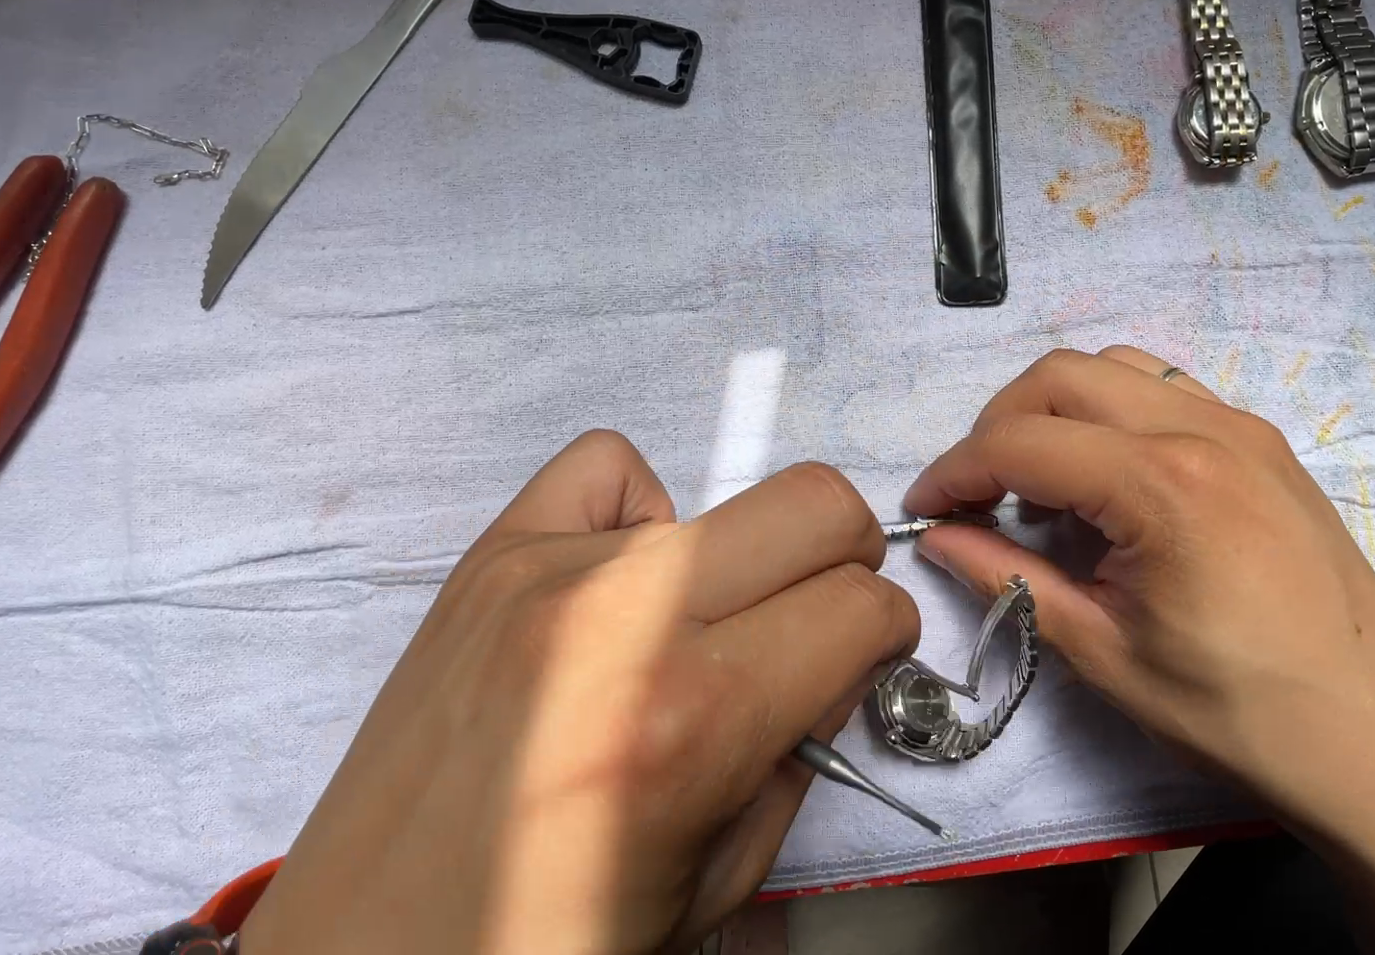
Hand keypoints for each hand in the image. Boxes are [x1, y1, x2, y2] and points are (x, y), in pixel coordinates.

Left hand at [240, 431, 918, 954]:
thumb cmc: (557, 941)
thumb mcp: (722, 875)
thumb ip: (804, 745)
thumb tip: (838, 652)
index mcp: (696, 717)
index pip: (858, 606)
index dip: (886, 629)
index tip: (867, 652)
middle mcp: (627, 619)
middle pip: (813, 503)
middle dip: (846, 556)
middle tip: (814, 615)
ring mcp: (547, 569)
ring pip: (721, 489)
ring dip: (747, 554)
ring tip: (697, 622)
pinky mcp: (487, 554)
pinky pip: (605, 467)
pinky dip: (637, 512)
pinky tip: (612, 577)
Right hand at [906, 348, 1374, 953]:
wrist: (1374, 744)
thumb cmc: (1233, 713)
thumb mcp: (1101, 652)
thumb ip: (1007, 580)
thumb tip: (936, 540)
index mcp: (1163, 485)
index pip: (1021, 442)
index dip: (954, 471)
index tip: (924, 510)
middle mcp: (1204, 428)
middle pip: (1059, 377)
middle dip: (995, 427)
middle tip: (977, 496)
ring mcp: (1242, 426)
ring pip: (1112, 368)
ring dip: (1052, 409)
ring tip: (1039, 482)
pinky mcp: (1264, 441)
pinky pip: (1163, 388)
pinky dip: (1108, 411)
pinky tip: (1106, 476)